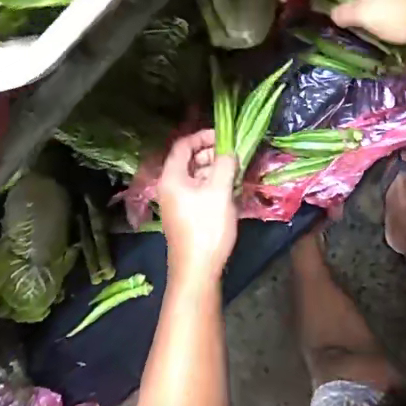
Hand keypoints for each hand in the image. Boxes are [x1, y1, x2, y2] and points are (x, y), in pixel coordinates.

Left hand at [157, 129, 237, 280]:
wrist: (197, 269)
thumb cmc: (207, 227)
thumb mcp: (219, 191)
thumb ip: (225, 165)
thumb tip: (228, 151)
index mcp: (172, 177)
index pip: (183, 145)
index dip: (203, 136)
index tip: (224, 136)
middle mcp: (170, 186)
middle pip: (189, 160)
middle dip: (211, 154)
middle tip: (234, 156)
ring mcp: (177, 202)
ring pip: (196, 176)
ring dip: (215, 170)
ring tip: (235, 173)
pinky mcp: (186, 215)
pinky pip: (198, 191)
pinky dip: (213, 185)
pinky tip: (229, 190)